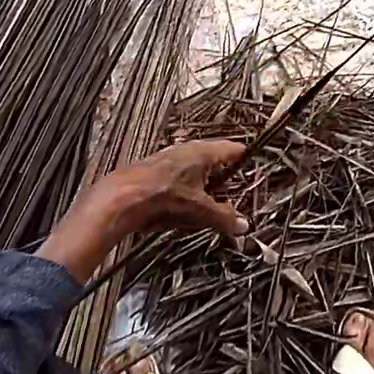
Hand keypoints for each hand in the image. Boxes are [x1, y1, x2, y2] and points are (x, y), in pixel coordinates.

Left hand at [38, 139, 249, 280]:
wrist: (122, 198)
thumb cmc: (164, 197)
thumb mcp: (199, 210)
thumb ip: (223, 217)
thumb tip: (243, 225)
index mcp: (202, 152)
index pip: (230, 149)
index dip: (242, 155)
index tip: (252, 158)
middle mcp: (185, 150)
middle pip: (212, 157)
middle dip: (223, 171)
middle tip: (234, 183)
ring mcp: (168, 158)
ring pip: (193, 166)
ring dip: (203, 179)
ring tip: (210, 195)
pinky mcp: (154, 170)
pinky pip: (178, 175)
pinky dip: (186, 185)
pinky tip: (184, 201)